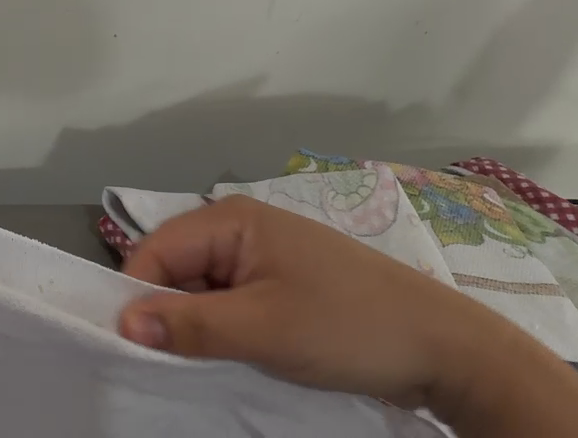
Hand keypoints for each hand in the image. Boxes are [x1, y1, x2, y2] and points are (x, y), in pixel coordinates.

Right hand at [117, 195, 521, 410]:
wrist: (455, 352)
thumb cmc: (351, 327)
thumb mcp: (264, 330)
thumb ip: (189, 325)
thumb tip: (122, 323)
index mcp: (229, 218)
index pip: (156, 250)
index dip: (139, 294)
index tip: (134, 344)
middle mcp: (240, 226)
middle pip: (177, 266)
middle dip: (173, 311)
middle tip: (178, 359)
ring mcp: (265, 253)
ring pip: (204, 286)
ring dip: (202, 323)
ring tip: (214, 360)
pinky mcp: (285, 281)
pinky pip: (234, 298)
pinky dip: (229, 327)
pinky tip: (242, 353)